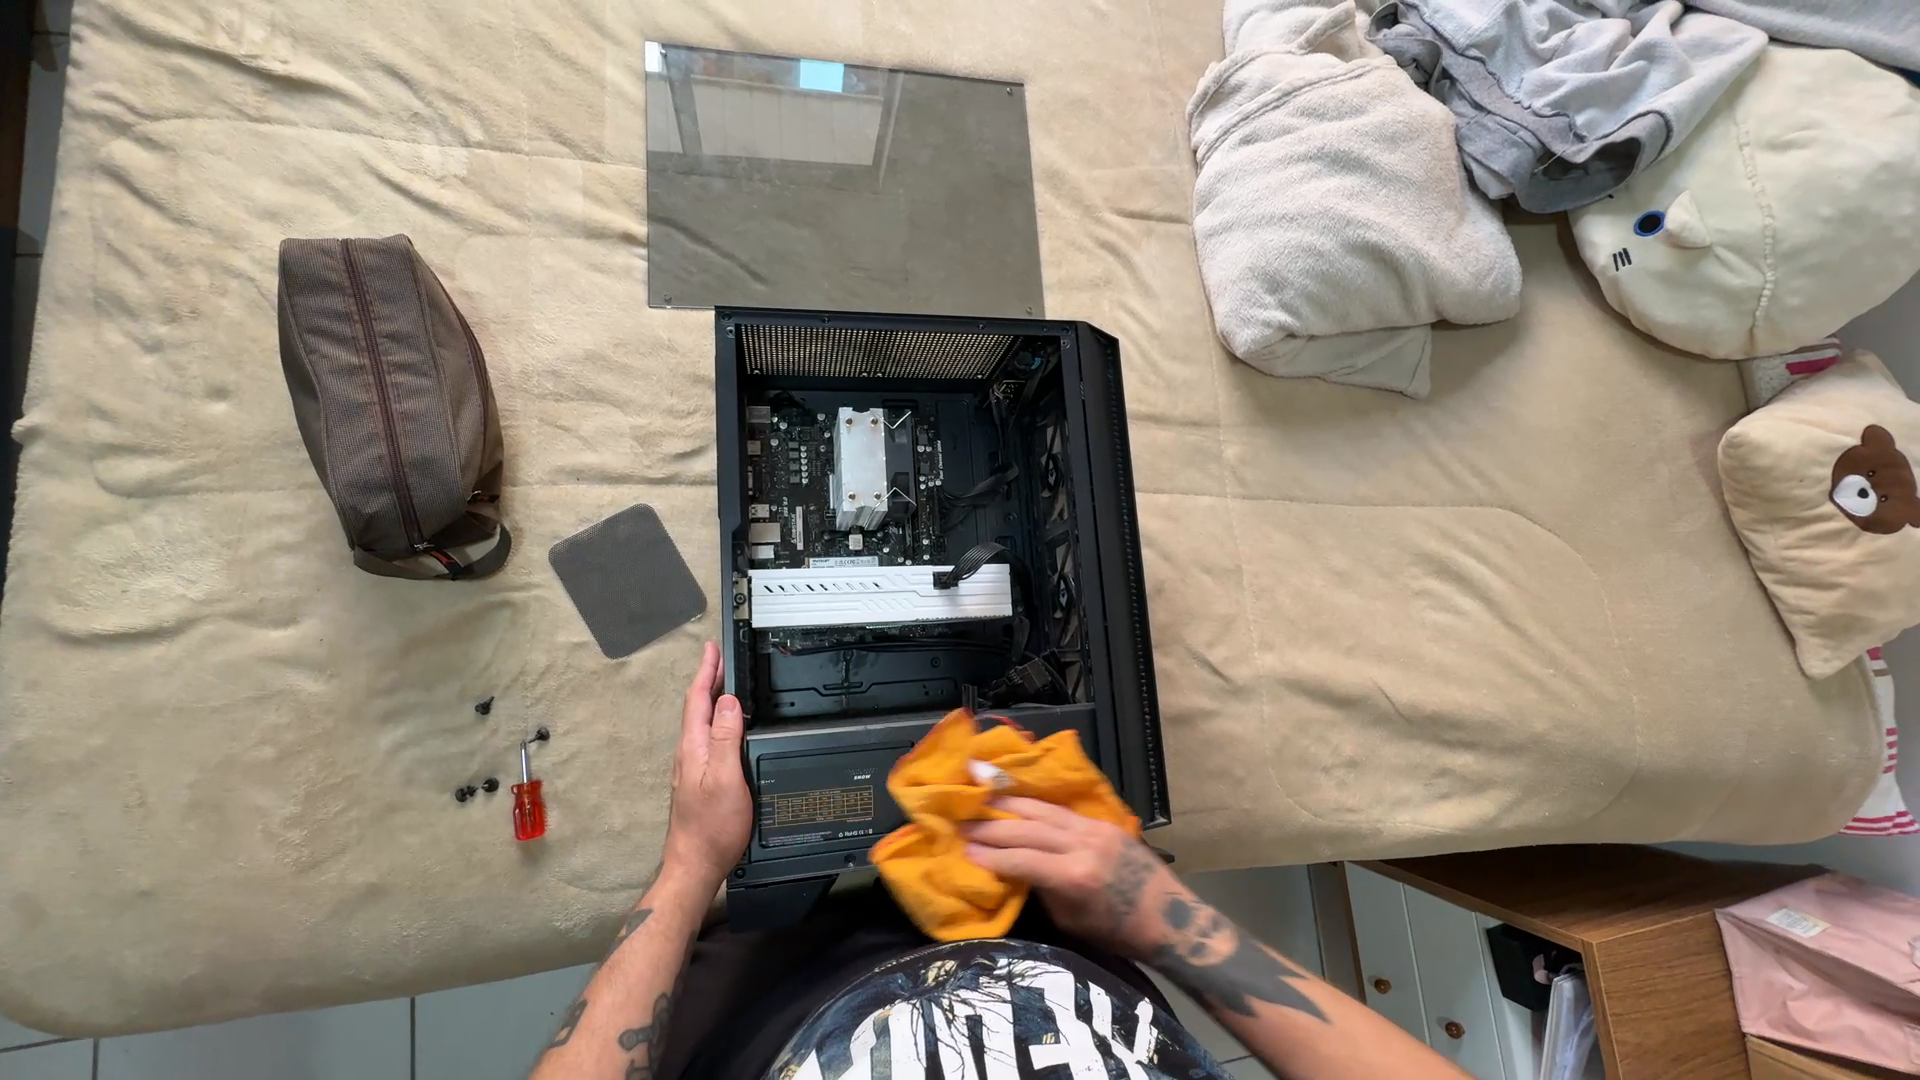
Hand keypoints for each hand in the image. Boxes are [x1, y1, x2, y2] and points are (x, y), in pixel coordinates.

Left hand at [661, 641, 752, 889]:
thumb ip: (726, 738)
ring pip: (701, 721)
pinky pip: (706, 736)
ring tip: (722, 681)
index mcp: (694, 748)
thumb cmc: (712, 828)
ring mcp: (692, 767)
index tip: (713, 649)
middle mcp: (689, 753)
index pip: (699, 699)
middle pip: (697, 706)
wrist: (696, 865)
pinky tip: (724, 723)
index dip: (707, 671)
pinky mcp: (699, 778)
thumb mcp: (725, 778)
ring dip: (711, 697)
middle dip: (709, 678)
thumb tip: (728, 702)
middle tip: (720, 657)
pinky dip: (715, 718)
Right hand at [962, 796, 1177, 958]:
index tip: (964, 848)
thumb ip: (1043, 889)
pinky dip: (1035, 805)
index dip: (990, 853)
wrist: (1171, 918)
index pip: (1022, 858)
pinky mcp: (1102, 822)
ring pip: (1043, 810)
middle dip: (992, 825)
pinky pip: (1061, 809)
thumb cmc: (1119, 933)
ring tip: (982, 801)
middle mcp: (1083, 844)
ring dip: (1010, 805)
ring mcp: (1094, 829)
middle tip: (963, 822)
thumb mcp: (1072, 921)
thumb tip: (1014, 868)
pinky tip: (1017, 801)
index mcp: (1075, 876)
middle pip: (1028, 827)